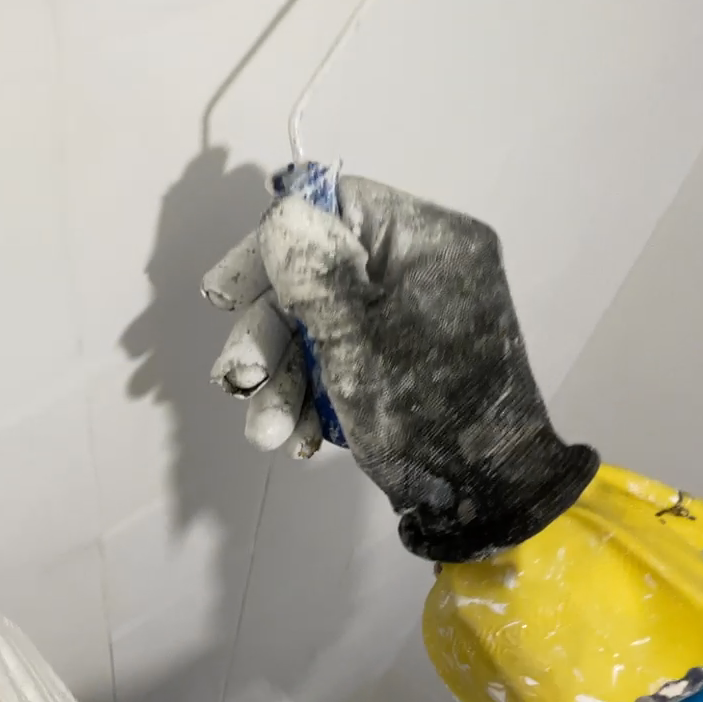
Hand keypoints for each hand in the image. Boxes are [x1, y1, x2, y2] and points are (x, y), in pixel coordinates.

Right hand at [203, 169, 597, 562]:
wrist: (480, 493)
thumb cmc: (423, 409)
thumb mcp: (357, 339)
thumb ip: (314, 273)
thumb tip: (280, 210)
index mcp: (424, 244)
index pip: (334, 208)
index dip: (268, 247)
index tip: (223, 294)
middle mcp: (412, 274)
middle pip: (309, 281)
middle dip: (266, 340)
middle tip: (236, 381)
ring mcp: (398, 323)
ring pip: (310, 333)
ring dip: (278, 385)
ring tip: (268, 434)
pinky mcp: (387, 366)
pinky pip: (329, 366)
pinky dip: (307, 402)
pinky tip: (299, 439)